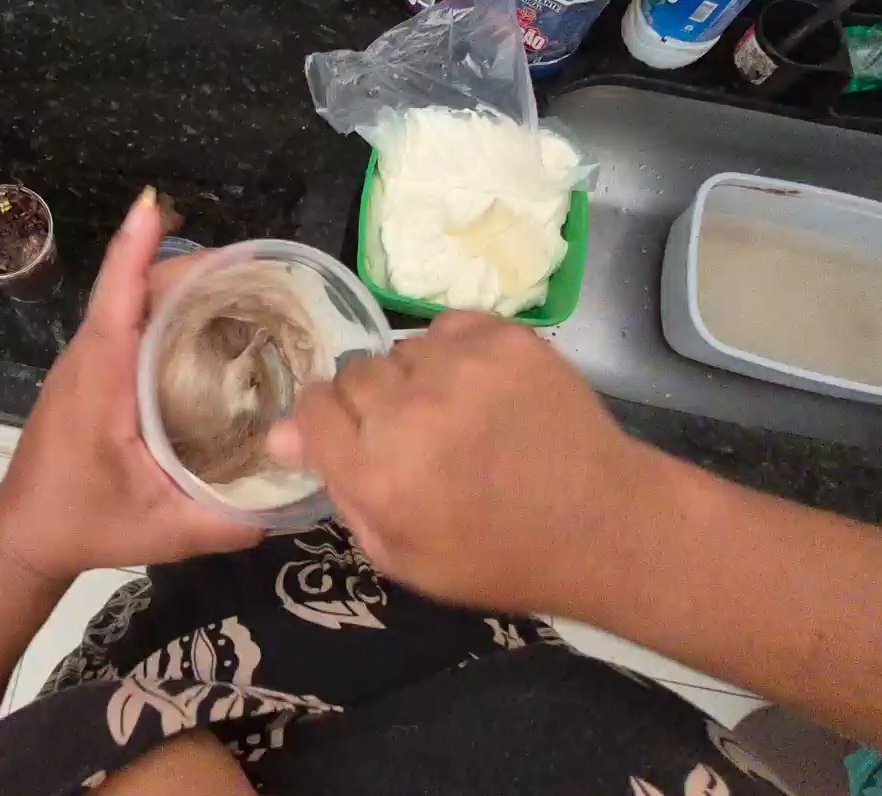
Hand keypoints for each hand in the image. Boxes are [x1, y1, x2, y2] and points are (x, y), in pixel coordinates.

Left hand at [0, 190, 262, 581]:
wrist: (23, 531)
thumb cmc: (82, 523)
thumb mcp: (160, 530)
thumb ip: (224, 521)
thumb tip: (288, 505)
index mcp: (101, 382)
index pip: (116, 301)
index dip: (133, 250)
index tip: (153, 206)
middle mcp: (91, 357)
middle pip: (135, 288)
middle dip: (189, 264)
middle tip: (255, 266)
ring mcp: (88, 358)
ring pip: (132, 298)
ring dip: (181, 280)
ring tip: (243, 282)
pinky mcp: (93, 366)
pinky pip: (130, 316)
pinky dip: (168, 302)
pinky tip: (208, 317)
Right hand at [270, 311, 669, 616]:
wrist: (604, 525)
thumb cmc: (493, 554)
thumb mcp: (400, 552)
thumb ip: (335, 488)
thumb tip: (276, 431)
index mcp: (377, 472)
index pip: (311, 407)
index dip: (327, 421)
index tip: (354, 435)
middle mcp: (409, 412)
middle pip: (352, 374)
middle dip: (372, 403)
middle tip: (414, 434)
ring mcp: (459, 367)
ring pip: (400, 351)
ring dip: (415, 379)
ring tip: (457, 413)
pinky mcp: (502, 338)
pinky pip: (445, 327)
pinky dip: (454, 352)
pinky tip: (481, 386)